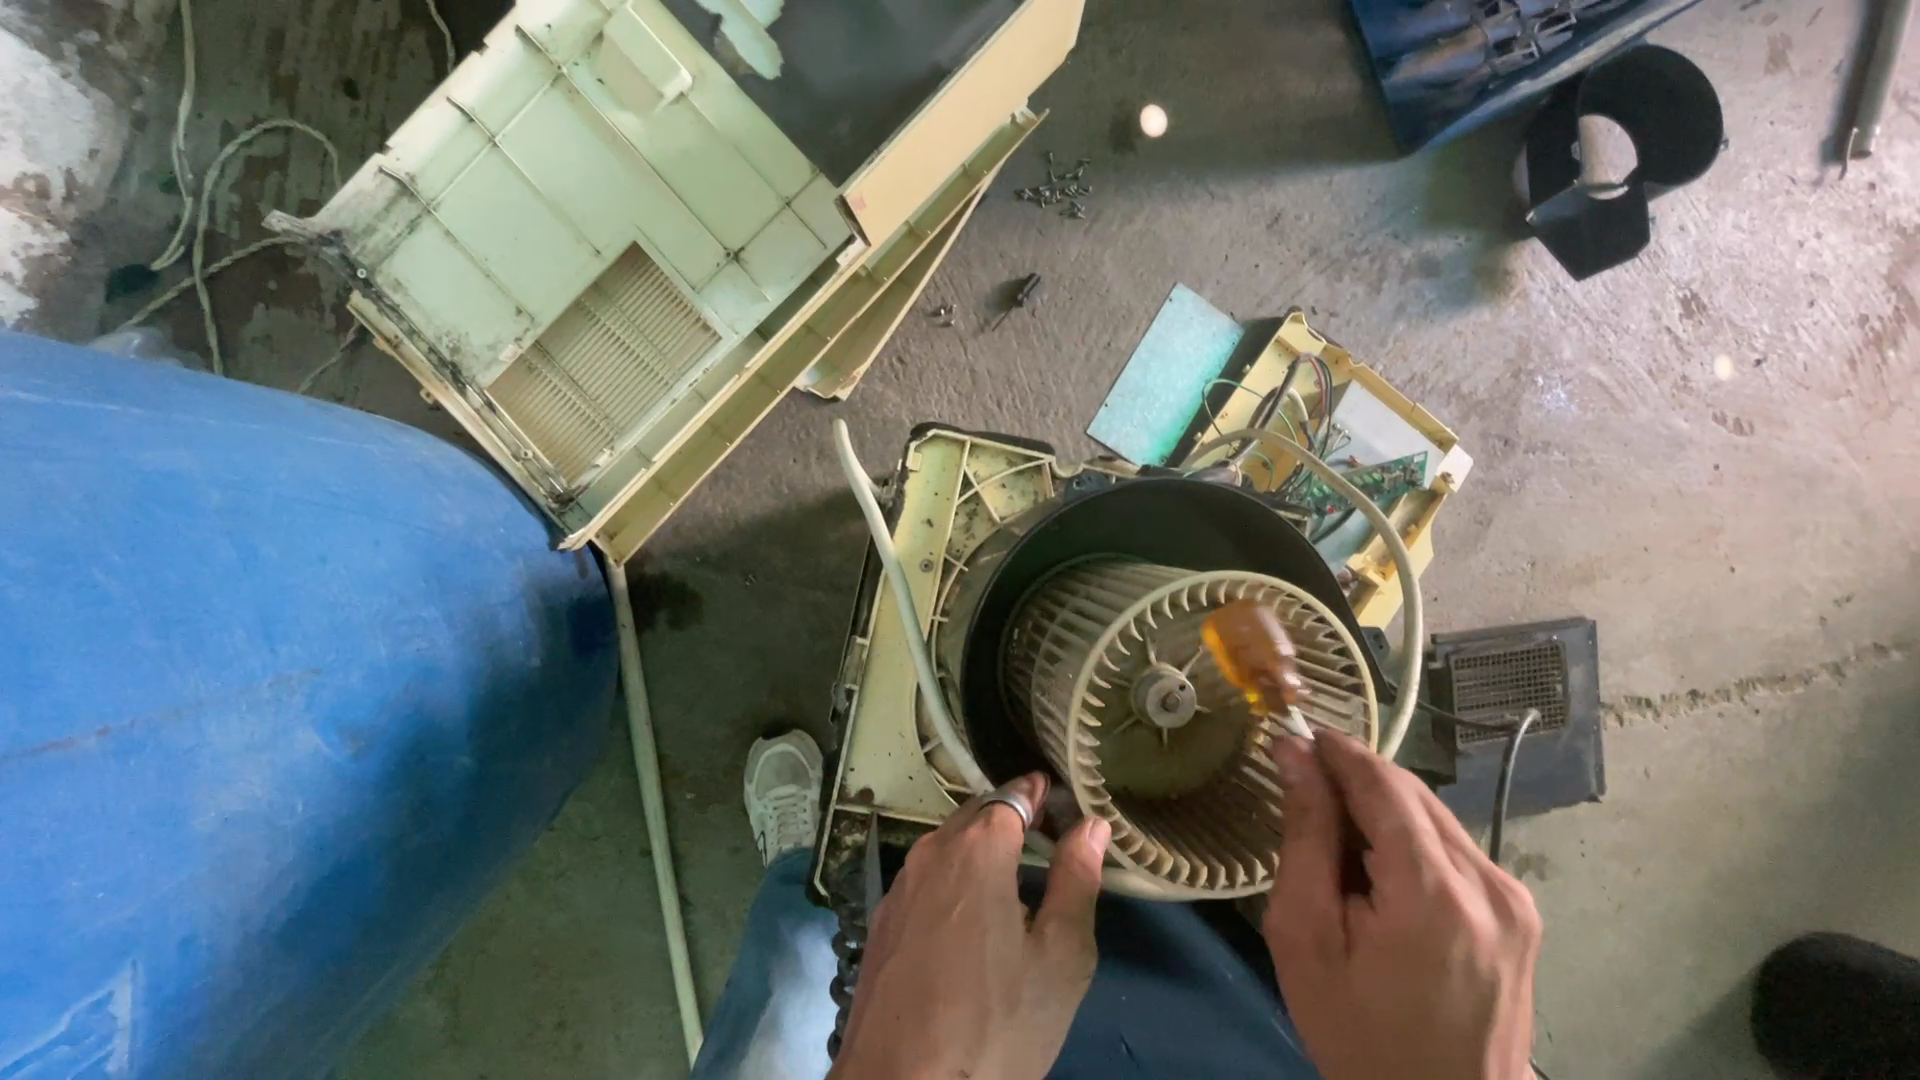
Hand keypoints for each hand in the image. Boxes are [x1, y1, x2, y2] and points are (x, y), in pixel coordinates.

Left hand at [829, 773, 1111, 1079]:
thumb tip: (1091, 825)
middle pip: (974, 815)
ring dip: (976, 846)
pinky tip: (966, 913)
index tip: (1054, 792)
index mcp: (977, 850)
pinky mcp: (881, 921)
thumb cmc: (996, 1023)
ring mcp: (899, 887)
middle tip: (1040, 832)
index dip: (1034, 792)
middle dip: (1007, 814)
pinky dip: (950, 877)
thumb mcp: (1060, 957)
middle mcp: (931, 853)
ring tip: (1009, 872)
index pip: (1010, 796)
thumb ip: (1077, 881)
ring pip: (945, 845)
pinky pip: (924, 879)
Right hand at [1265, 732, 1541, 1079]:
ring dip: (1380, 809)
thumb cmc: (1358, 1032)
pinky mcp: (1521, 912)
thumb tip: (1295, 756)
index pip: (1382, 783)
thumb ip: (1305, 836)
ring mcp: (1514, 897)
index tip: (1292, 736)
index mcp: (1433, 890)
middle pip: (1411, 793)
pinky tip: (1378, 873)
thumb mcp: (1306, 935)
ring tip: (1334, 841)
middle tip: (1300, 789)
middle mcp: (1489, 881)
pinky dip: (1408, 839)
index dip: (1336, 751)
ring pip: (1432, 815)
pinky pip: (1452, 847)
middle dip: (1353, 779)